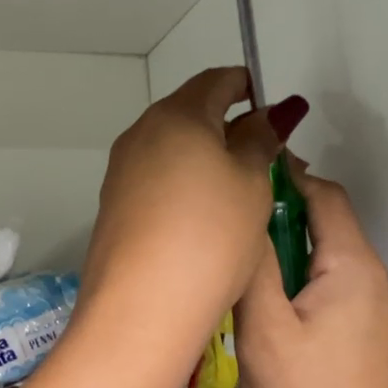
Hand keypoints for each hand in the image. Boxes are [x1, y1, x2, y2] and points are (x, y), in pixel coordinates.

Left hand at [81, 67, 306, 332]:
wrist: (141, 306)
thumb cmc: (209, 235)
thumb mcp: (251, 183)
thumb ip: (260, 141)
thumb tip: (269, 114)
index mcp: (176, 115)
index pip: (216, 81)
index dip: (248, 87)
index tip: (273, 111)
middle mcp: (140, 135)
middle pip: (190, 113)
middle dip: (228, 126)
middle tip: (266, 157)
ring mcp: (121, 172)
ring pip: (171, 150)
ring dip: (206, 159)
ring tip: (241, 192)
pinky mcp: (114, 208)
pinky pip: (156, 181)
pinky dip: (184, 185)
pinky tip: (205, 217)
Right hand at [235, 162, 387, 387]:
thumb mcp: (262, 330)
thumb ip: (251, 266)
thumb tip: (242, 214)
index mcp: (355, 269)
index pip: (324, 197)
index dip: (286, 177)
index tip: (241, 174)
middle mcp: (379, 286)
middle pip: (328, 232)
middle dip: (280, 224)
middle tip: (226, 234)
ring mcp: (384, 322)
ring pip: (329, 271)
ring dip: (289, 263)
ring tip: (238, 280)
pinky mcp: (378, 352)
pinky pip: (337, 303)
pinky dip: (303, 295)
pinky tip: (270, 325)